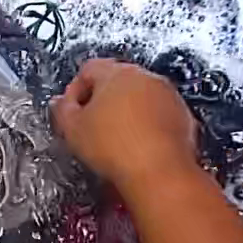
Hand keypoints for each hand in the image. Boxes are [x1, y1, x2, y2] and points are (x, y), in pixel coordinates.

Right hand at [51, 58, 200, 193]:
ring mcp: (168, 96)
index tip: (70, 112)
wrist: (159, 172)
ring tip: (113, 142)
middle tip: (89, 128)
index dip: (74, 91)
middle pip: (115, 82)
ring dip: (124, 114)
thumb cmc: (115, 148)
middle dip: (99, 102)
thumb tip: (59, 103)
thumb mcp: (73, 130)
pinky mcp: (183, 116)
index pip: (87, 69)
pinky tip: (135, 148)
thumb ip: (62, 110)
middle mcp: (146, 78)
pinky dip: (145, 127)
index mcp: (117, 74)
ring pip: (138, 98)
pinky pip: (157, 115)